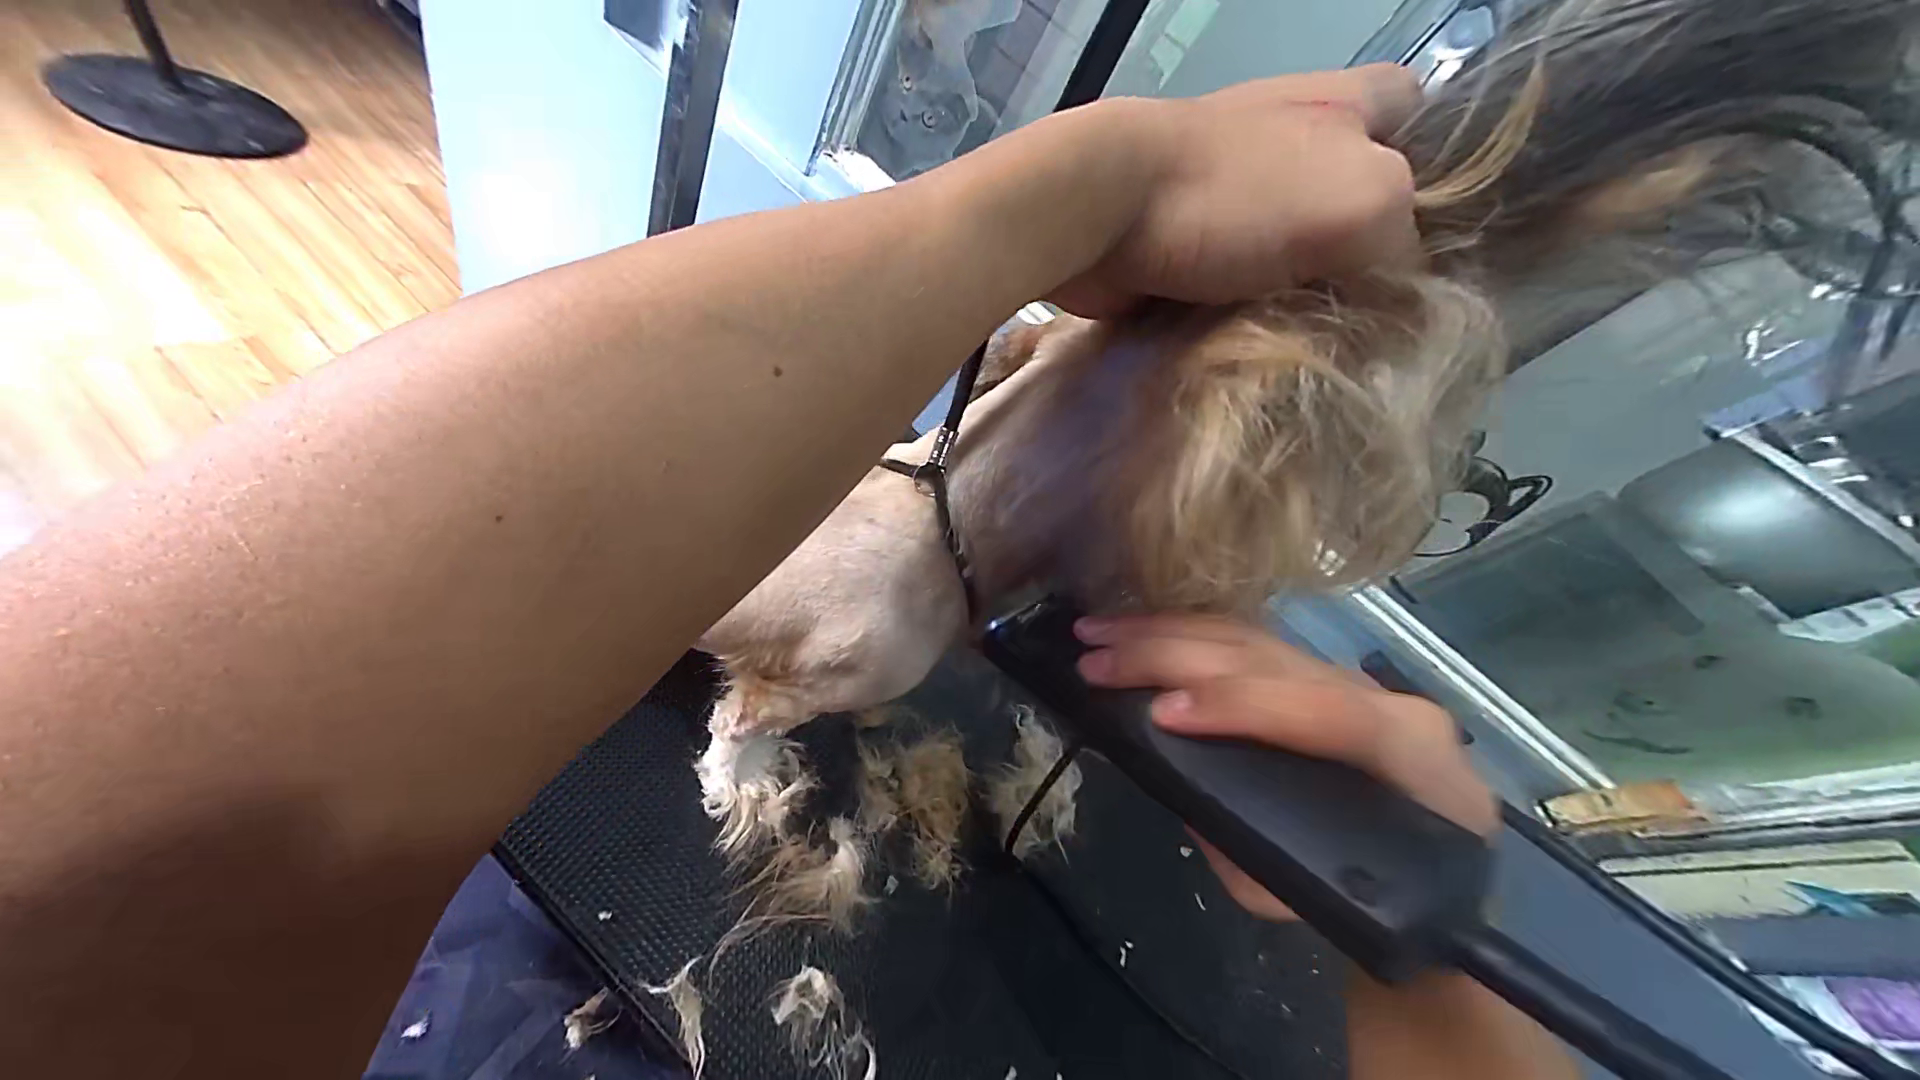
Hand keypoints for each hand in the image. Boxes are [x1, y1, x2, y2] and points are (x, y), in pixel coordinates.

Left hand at [1052, 65, 1423, 317]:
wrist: (1104, 215)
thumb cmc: (1236, 192)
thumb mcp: (1361, 201)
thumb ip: (1398, 240)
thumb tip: (1394, 292)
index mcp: (1350, 107)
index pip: (1424, 129)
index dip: (1435, 188)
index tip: (1424, 255)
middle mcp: (1294, 146)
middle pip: (1350, 207)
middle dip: (1357, 263)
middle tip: (1364, 319)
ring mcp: (1235, 198)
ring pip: (1292, 256)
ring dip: (1296, 299)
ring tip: (1313, 347)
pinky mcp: (1190, 245)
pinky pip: (1238, 286)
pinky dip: (1246, 314)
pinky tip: (1259, 349)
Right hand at [1073, 613, 1495, 920]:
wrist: (1429, 875)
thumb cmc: (1372, 897)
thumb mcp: (1306, 893)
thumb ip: (1243, 846)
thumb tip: (1174, 774)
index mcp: (1405, 755)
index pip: (1322, 711)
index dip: (1240, 705)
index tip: (1161, 714)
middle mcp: (1374, 695)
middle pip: (1264, 657)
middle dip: (1169, 655)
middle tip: (1093, 661)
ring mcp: (1336, 671)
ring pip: (1243, 635)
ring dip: (1158, 630)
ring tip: (1096, 632)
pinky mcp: (1302, 665)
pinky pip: (1236, 636)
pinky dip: (1176, 629)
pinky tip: (1132, 626)